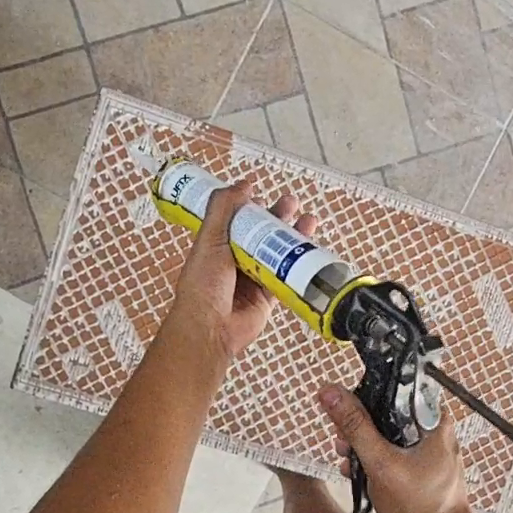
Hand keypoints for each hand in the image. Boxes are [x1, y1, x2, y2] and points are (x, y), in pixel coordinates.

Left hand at [163, 182, 315, 360]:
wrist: (210, 328)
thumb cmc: (203, 285)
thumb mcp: (209, 239)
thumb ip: (223, 209)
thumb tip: (243, 184)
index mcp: (215, 245)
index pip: (235, 219)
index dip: (249, 206)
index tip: (262, 194)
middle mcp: (233, 261)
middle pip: (259, 234)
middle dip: (276, 217)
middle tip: (292, 203)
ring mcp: (251, 279)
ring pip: (275, 253)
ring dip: (291, 237)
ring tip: (308, 220)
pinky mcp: (266, 297)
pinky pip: (285, 277)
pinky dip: (297, 264)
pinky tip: (309, 251)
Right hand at [317, 385, 479, 512]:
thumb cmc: (422, 508)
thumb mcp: (380, 463)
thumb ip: (355, 426)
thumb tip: (332, 393)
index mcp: (433, 418)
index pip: (392, 389)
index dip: (363, 399)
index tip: (343, 414)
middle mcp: (434, 427)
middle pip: (387, 411)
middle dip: (359, 428)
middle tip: (343, 444)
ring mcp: (429, 446)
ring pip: (387, 432)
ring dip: (364, 445)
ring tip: (349, 460)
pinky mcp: (422, 461)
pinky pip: (393, 449)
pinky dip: (376, 457)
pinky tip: (360, 470)